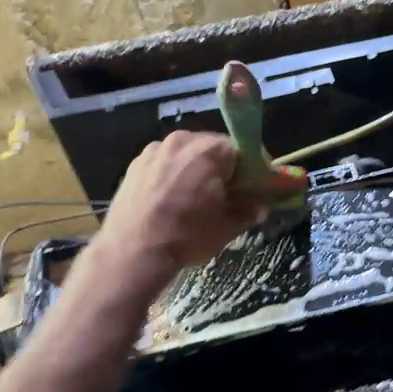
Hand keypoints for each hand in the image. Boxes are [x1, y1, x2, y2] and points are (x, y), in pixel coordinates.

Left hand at [91, 132, 266, 285]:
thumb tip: (259, 208)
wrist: (132, 251)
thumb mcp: (226, 228)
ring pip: (186, 154)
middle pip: (212, 148)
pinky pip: (164, 163)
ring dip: (196, 170)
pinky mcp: (135, 163)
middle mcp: (182, 140)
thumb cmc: (186, 236)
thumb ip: (247, 212)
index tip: (253, 189)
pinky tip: (171, 199)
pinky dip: (173, 175)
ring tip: (196, 198)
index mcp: (210, 150)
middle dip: (222, 168)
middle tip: (226, 195)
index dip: (251, 171)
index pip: (242, 151)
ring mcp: (154, 150)